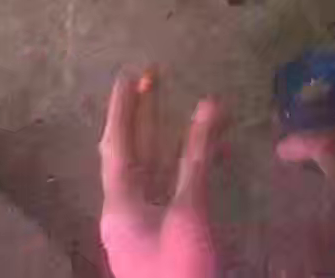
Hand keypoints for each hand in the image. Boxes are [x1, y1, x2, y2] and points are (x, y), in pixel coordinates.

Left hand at [99, 69, 222, 277]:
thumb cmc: (177, 272)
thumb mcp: (189, 211)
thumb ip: (198, 156)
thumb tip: (208, 103)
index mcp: (121, 205)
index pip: (117, 145)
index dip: (122, 109)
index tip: (128, 75)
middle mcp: (127, 210)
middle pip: (134, 151)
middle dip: (145, 114)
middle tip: (154, 75)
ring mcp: (147, 223)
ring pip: (158, 166)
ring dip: (175, 134)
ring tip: (197, 103)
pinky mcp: (168, 233)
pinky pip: (176, 184)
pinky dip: (193, 161)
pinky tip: (217, 147)